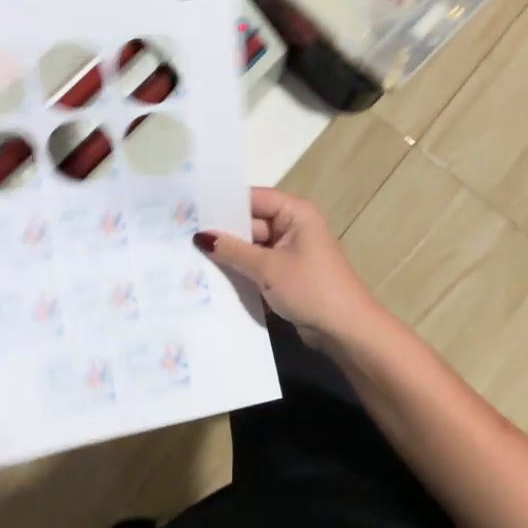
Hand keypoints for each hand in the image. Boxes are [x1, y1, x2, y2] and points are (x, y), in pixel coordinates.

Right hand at [193, 187, 385, 345]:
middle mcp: (293, 225)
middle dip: (222, 231)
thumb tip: (201, 236)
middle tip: (182, 234)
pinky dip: (241, 269)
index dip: (223, 203)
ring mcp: (290, 251)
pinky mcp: (287, 273)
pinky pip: (258, 264)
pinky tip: (211, 274)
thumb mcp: (268, 268)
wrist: (345, 330)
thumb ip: (233, 250)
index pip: (253, 198)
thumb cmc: (311, 289)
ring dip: (229, 253)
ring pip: (252, 245)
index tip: (190, 209)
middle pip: (250, 221)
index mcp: (296, 213)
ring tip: (189, 254)